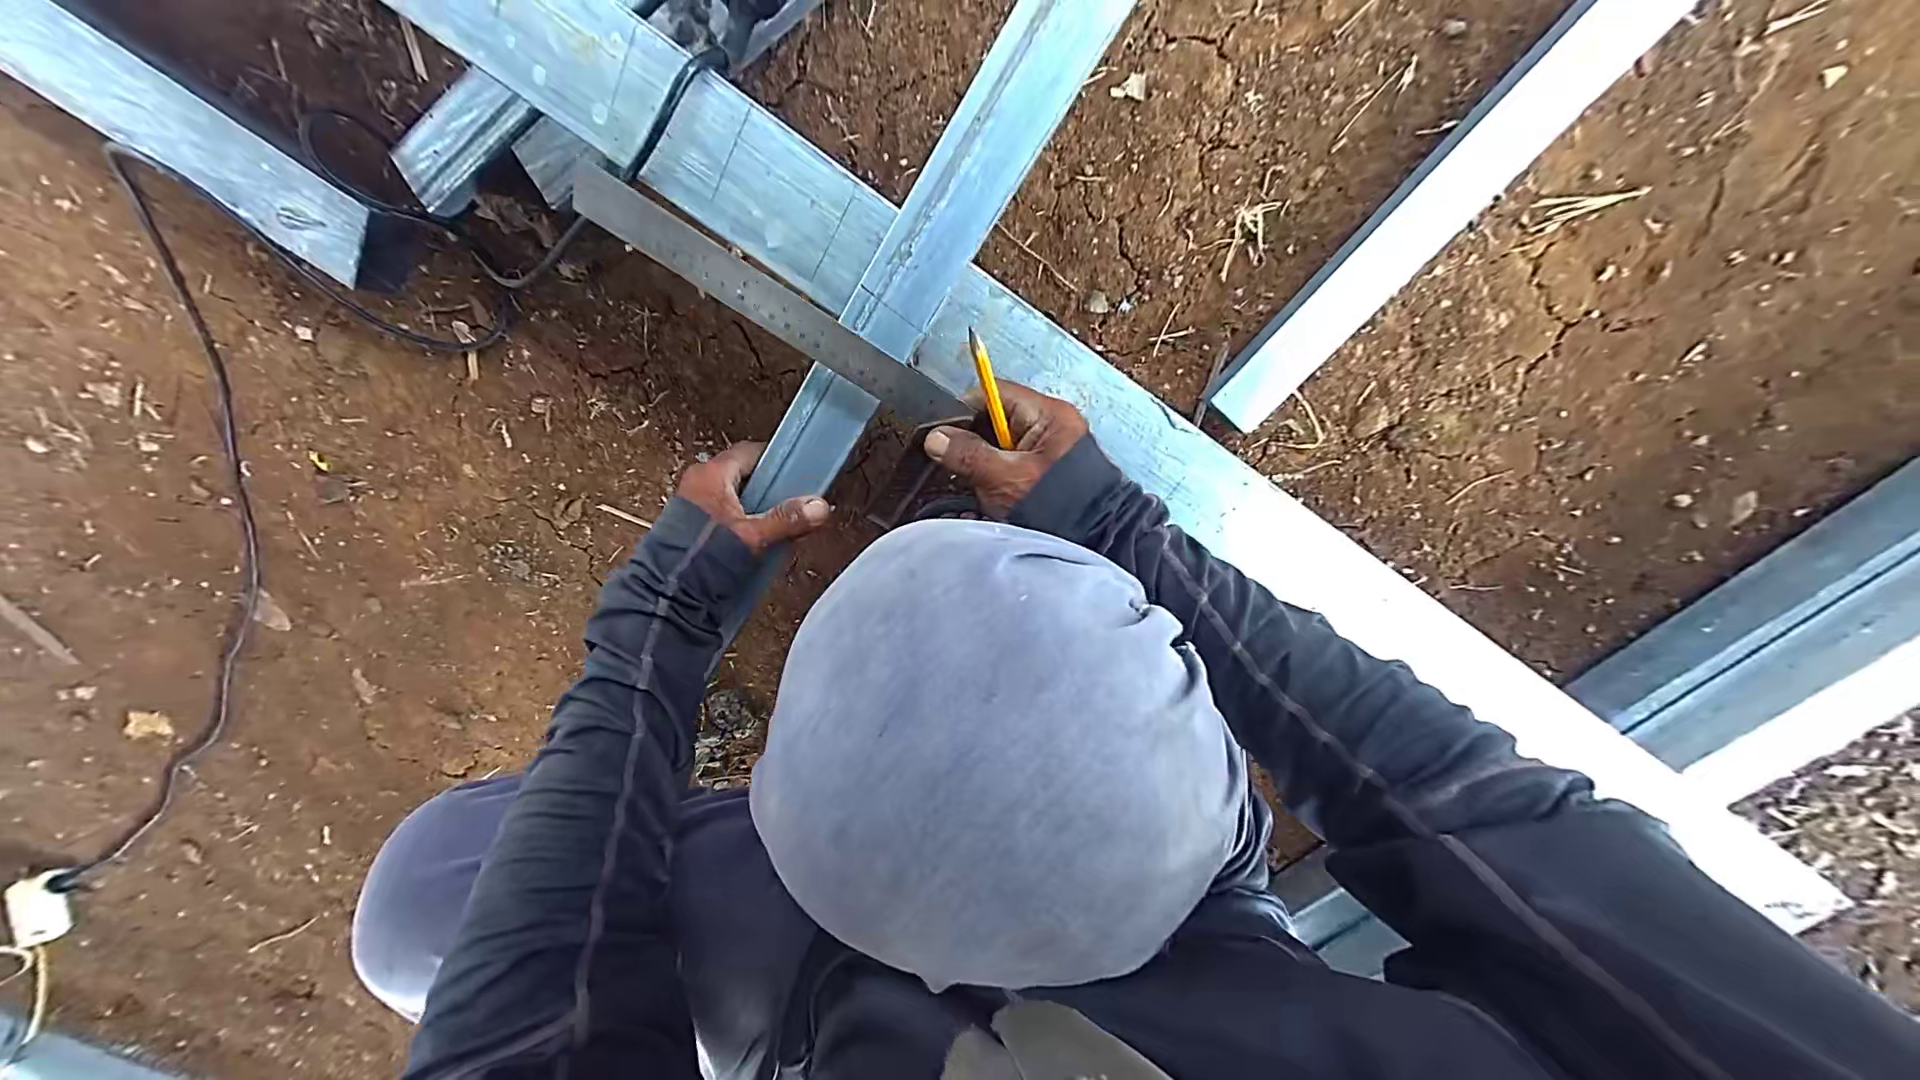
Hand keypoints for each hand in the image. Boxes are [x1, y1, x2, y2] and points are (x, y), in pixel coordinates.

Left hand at [676, 442, 832, 554]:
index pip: (750, 453)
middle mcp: (699, 485)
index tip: (797, 471)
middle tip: (793, 502)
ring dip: (759, 510)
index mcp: (710, 475)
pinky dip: (745, 524)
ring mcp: (695, 506)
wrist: (671, 595)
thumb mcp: (752, 536)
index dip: (776, 460)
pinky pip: (727, 516)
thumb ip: (787, 520)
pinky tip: (759, 541)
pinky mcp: (695, 528)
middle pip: (746, 477)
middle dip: (771, 490)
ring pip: (738, 498)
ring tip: (778, 525)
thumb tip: (817, 506)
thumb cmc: (699, 560)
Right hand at [922, 381, 1088, 518]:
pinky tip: (992, 497)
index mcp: (1047, 415)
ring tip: (983, 488)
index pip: (994, 393)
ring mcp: (1046, 450)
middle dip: (973, 445)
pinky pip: (1008, 466)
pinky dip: (995, 479)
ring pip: (998, 446)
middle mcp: (1048, 427)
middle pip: (993, 421)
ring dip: (983, 466)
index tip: (945, 435)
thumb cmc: (1062, 507)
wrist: (1095, 540)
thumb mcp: (1006, 479)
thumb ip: (968, 455)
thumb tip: (936, 439)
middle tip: (962, 468)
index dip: (964, 411)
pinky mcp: (1041, 472)